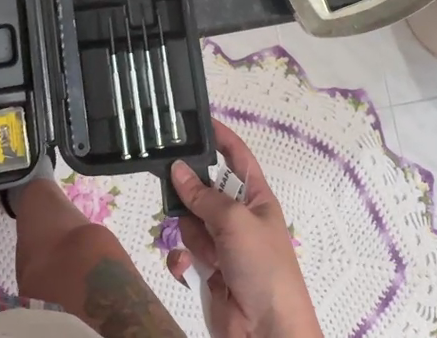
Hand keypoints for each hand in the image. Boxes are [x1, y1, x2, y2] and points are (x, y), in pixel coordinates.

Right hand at [166, 121, 320, 337]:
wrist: (266, 331)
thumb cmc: (262, 266)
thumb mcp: (235, 221)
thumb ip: (203, 195)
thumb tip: (177, 168)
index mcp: (255, 198)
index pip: (236, 157)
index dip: (220, 137)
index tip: (197, 119)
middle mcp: (237, 217)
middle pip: (204, 189)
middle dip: (190, 193)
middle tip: (170, 184)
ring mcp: (222, 244)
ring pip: (190, 220)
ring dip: (191, 233)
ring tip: (205, 251)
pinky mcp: (207, 270)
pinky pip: (184, 251)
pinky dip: (183, 259)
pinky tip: (189, 268)